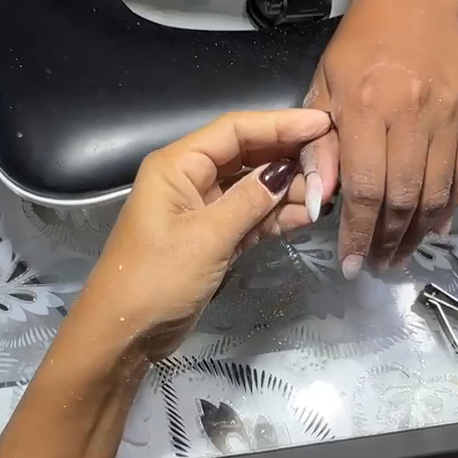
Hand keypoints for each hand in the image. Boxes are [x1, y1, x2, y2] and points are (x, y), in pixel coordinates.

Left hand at [74, 109, 329, 360]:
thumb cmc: (155, 279)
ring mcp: (203, 211)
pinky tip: (307, 216)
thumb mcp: (206, 238)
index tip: (322, 124)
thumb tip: (287, 171)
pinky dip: (276, 218)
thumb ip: (249, 201)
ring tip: (327, 194)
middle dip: (289, 159)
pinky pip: (250, 219)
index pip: (235, 131)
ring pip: (253, 189)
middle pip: (248, 156)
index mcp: (177, 166)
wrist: (124, 334)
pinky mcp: (213, 240)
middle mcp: (191, 181)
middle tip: (332, 166)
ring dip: (288, 191)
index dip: (280, 123)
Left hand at [300, 0, 457, 274]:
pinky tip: (434, 228)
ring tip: (401, 254)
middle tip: (376, 264)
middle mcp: (413, 113)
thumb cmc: (360, 45)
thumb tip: (321, 204)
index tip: (350, 265)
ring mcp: (450, 114)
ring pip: (437, 193)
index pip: (362, 188)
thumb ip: (320, 148)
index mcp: (367, 107)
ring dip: (419, 233)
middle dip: (388, 240)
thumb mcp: (323, 89)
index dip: (356, 233)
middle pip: (403, 198)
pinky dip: (449, 207)